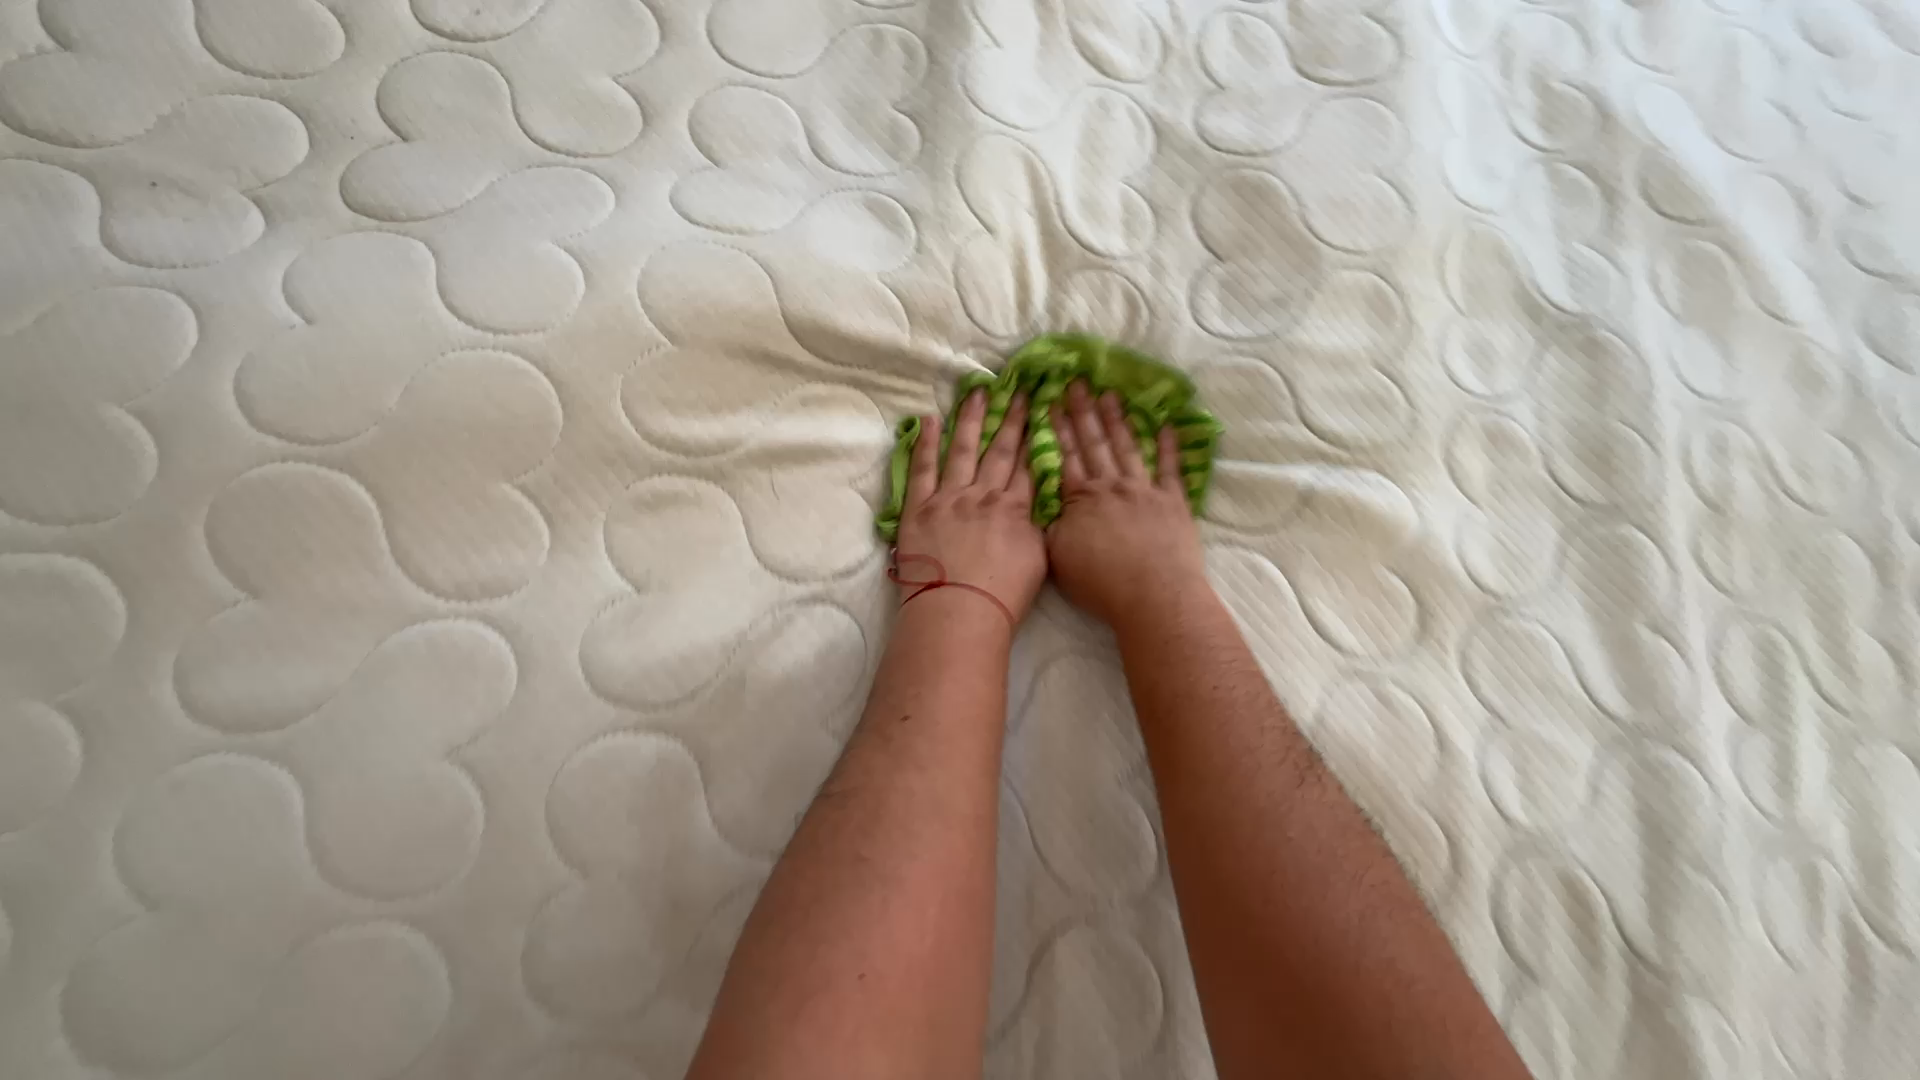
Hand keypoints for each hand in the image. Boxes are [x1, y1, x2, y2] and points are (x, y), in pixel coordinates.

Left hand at [895, 388, 1046, 627]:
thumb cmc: (1002, 597)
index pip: (1028, 466)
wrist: (959, 612)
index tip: (1040, 411)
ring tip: (977, 392)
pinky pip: (922, 468)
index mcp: (1015, 509)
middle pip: (1001, 451)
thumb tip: (1036, 506)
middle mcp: (983, 495)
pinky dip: (924, 443)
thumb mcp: (1037, 560)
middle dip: (1012, 419)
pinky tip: (928, 420)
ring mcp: (949, 498)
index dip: (1035, 437)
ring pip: (963, 450)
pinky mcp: (918, 509)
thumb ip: (1036, 527)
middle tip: (1018, 390)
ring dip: (971, 419)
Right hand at [1046, 380, 1208, 627]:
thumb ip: (1050, 525)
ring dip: (1117, 420)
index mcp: (1081, 499)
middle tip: (1078, 383)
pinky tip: (1166, 426)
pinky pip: (1170, 468)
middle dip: (1084, 412)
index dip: (1057, 428)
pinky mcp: (1173, 502)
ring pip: (1127, 448)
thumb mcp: (1057, 557)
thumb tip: (1042, 503)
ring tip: (1110, 394)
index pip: (1065, 456)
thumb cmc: (1100, 583)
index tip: (1051, 401)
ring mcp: (1144, 490)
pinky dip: (1169, 446)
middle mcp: (1111, 486)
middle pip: (1094, 443)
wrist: (1153, 596)